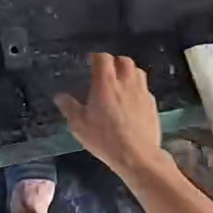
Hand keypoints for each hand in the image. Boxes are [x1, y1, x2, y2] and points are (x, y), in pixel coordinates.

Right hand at [55, 53, 164, 179]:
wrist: (136, 155)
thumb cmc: (105, 138)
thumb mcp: (79, 125)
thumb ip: (69, 107)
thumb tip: (60, 96)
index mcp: (106, 83)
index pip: (103, 58)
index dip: (96, 58)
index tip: (91, 63)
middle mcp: (126, 82)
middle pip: (123, 60)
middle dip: (114, 63)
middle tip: (106, 72)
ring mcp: (142, 92)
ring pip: (137, 72)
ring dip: (128, 73)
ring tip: (120, 83)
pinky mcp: (152, 104)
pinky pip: (145, 89)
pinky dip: (137, 89)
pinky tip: (131, 101)